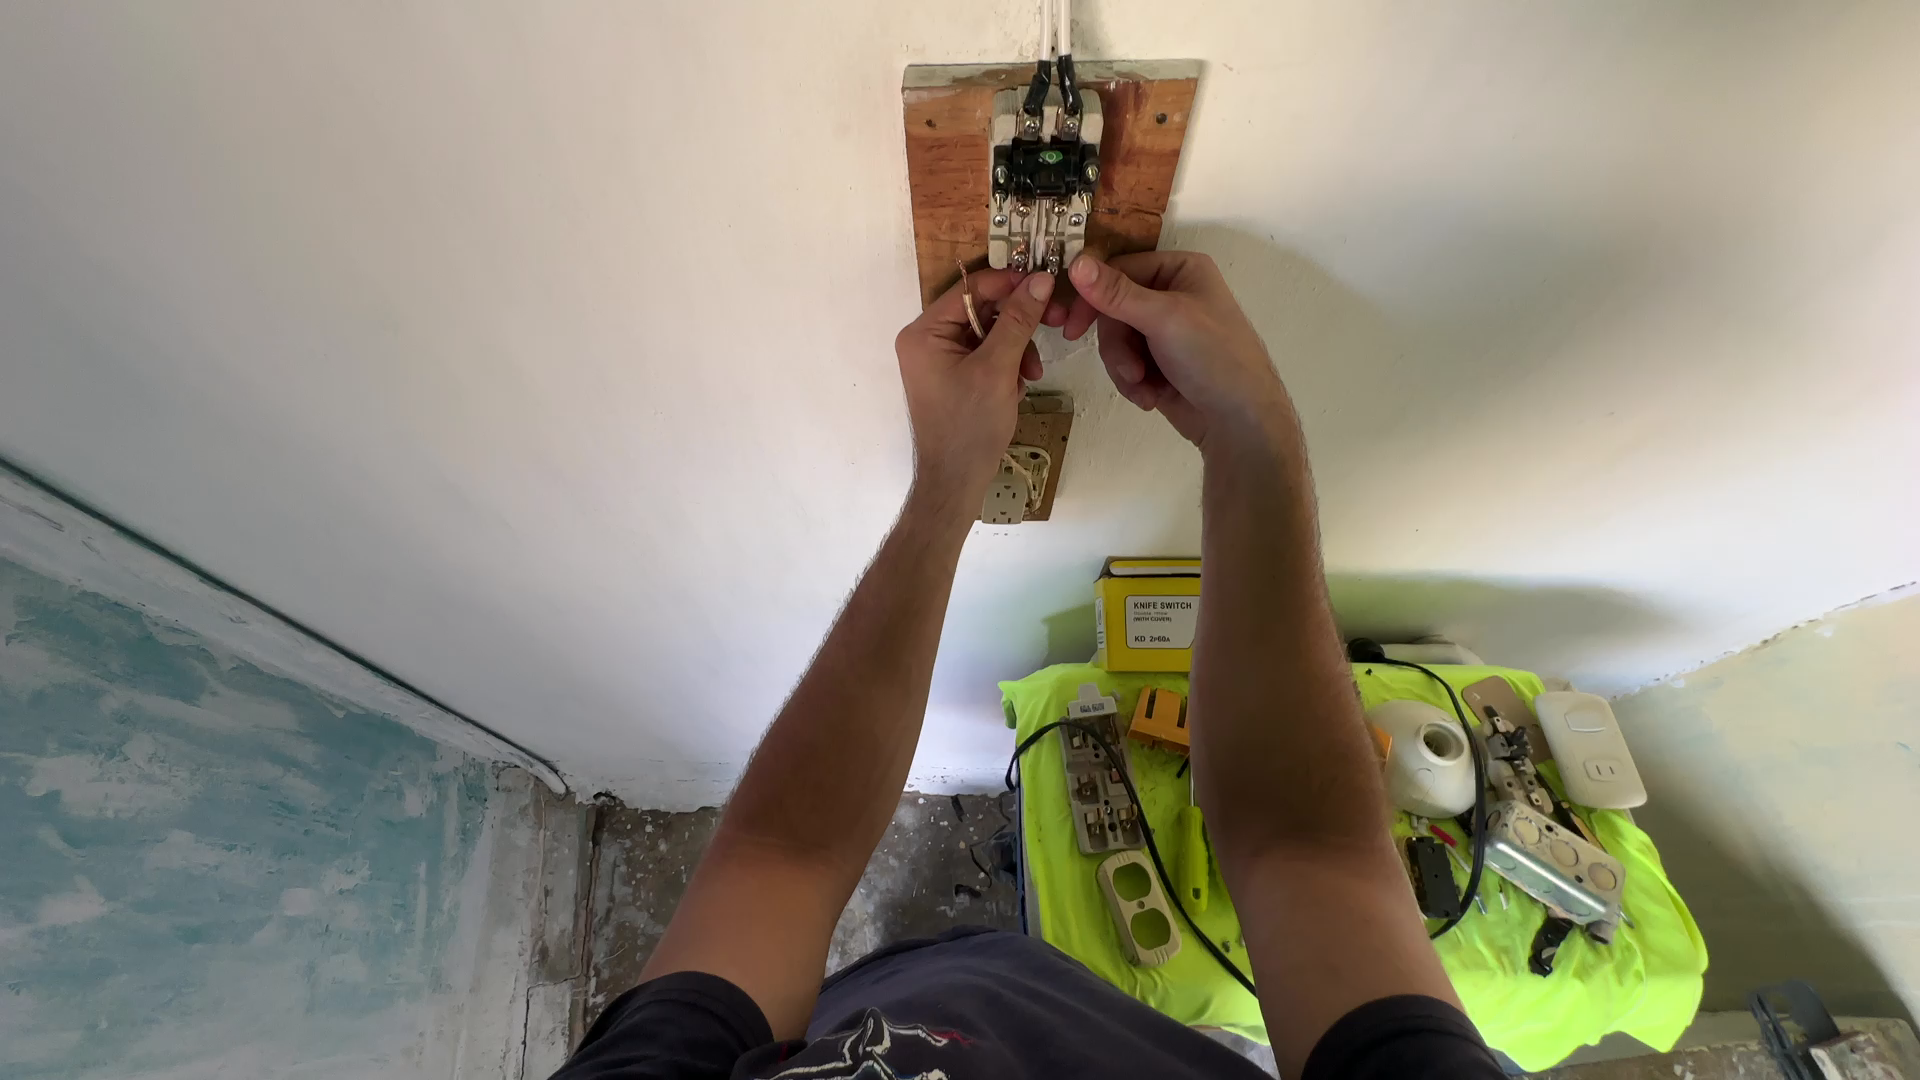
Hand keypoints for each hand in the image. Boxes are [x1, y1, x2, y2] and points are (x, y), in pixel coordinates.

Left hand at [895, 268, 1052, 508]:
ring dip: (1016, 351)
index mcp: (924, 332)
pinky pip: (985, 357)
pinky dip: (1006, 368)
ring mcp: (938, 361)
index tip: (1047, 286)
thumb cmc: (969, 426)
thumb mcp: (997, 369)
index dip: (1010, 284)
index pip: (971, 289)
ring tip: (1030, 377)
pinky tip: (1016, 389)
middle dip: (1017, 326)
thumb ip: (1019, 321)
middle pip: (982, 310)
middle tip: (1054, 324)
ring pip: (989, 335)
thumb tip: (1040, 279)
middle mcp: (926, 341)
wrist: (956, 481)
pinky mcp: (953, 378)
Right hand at [1059, 252, 1291, 451]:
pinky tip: (1151, 397)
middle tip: (1129, 371)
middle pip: (1113, 311)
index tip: (1072, 327)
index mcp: (1179, 270)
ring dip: (1124, 369)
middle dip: (1118, 347)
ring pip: (1116, 342)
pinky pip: (1125, 365)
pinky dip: (1133, 384)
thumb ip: (1116, 293)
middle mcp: (1171, 295)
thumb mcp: (1163, 319)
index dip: (1094, 298)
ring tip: (1144, 389)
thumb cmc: (1212, 357)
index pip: (1119, 271)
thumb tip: (1075, 263)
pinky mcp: (1157, 364)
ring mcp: (1164, 332)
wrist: (1238, 421)